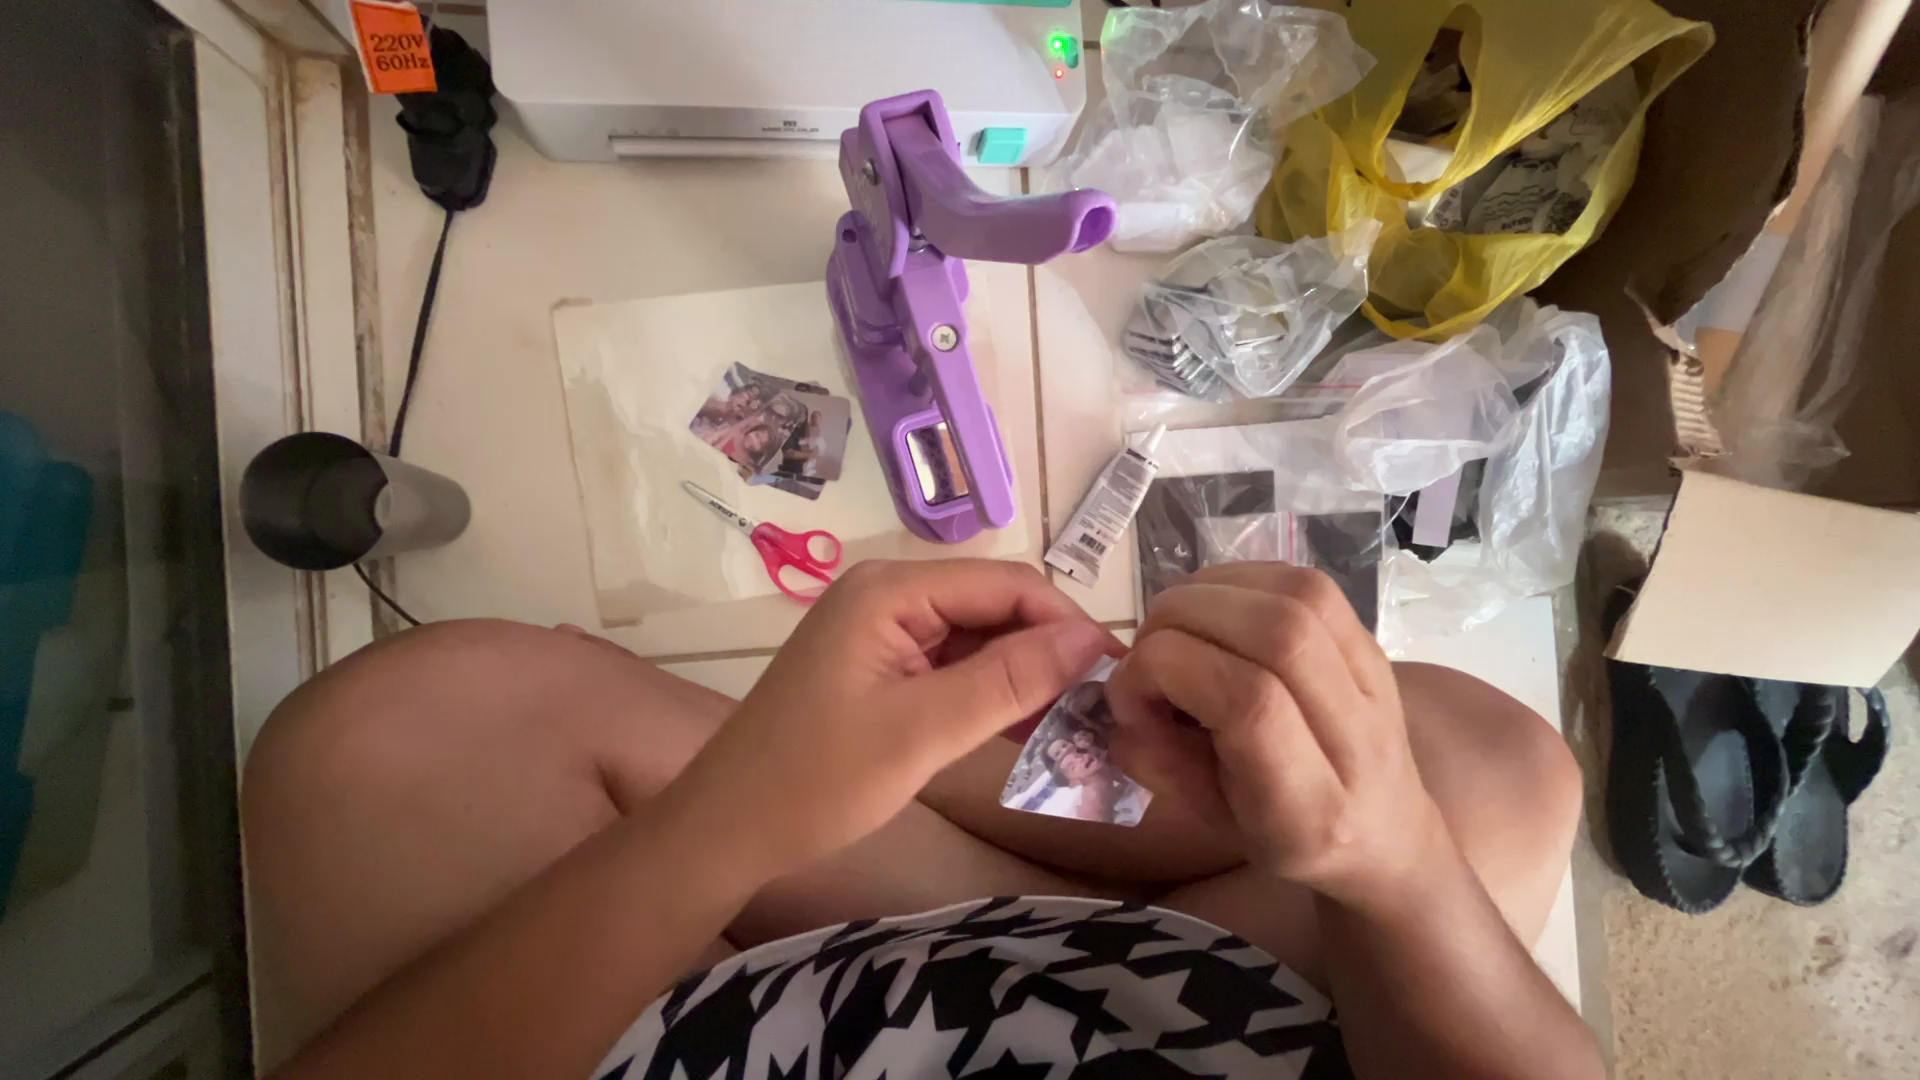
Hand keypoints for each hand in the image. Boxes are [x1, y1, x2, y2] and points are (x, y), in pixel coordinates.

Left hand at [668, 558, 1115, 879]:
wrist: (729, 829)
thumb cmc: (816, 780)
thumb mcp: (922, 731)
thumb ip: (1008, 680)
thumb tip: (1091, 638)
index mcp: (891, 589)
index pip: (1005, 584)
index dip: (1065, 622)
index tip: (1115, 674)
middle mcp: (890, 594)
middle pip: (993, 607)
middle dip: (1047, 652)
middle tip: (1100, 708)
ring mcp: (886, 630)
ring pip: (979, 639)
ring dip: (1024, 677)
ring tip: (1075, 724)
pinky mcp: (884, 665)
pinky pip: (954, 666)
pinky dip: (992, 694)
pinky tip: (1028, 730)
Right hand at [1105, 563, 1444, 905]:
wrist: (1385, 837)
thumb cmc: (1282, 838)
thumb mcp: (1205, 819)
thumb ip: (1155, 758)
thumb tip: (1123, 691)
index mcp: (1312, 805)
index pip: (1248, 701)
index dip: (1167, 672)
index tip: (1129, 696)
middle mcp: (1358, 736)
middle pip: (1276, 632)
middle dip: (1181, 621)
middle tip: (1147, 652)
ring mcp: (1375, 680)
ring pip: (1295, 596)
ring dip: (1210, 592)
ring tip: (1175, 626)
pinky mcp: (1372, 642)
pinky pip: (1305, 583)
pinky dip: (1240, 580)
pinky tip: (1212, 608)